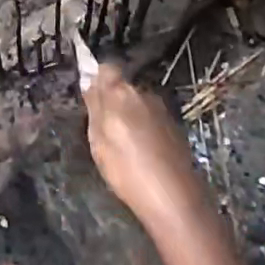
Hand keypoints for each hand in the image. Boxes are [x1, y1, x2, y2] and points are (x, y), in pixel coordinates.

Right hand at [83, 61, 205, 225]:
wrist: (174, 196)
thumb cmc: (126, 170)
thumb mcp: (99, 142)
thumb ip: (94, 108)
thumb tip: (89, 80)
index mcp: (120, 92)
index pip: (106, 68)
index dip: (97, 79)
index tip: (91, 99)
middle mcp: (142, 92)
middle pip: (122, 86)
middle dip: (113, 101)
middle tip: (105, 129)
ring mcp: (161, 108)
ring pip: (137, 102)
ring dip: (130, 115)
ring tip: (125, 146)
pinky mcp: (174, 124)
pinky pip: (151, 117)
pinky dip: (144, 127)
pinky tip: (144, 152)